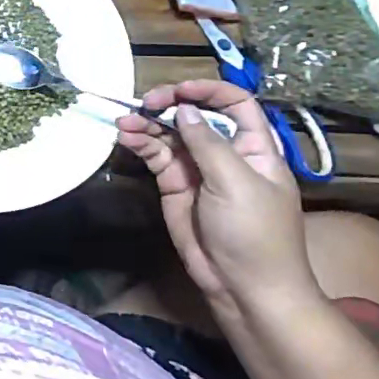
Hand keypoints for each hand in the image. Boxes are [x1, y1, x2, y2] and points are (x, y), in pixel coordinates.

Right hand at [116, 81, 318, 309]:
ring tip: (124, 122)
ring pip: (169, 133)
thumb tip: (185, 110)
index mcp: (254, 148)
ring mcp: (197, 168)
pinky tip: (125, 138)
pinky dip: (139, 143)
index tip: (179, 91)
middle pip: (195, 115)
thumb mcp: (236, 183)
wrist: (245, 287)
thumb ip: (208, 144)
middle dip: (168, 105)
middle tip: (143, 104)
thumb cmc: (255, 233)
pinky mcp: (174, 185)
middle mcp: (224, 152)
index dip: (208, 91)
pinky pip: (155, 155)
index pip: (235, 105)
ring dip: (146, 124)